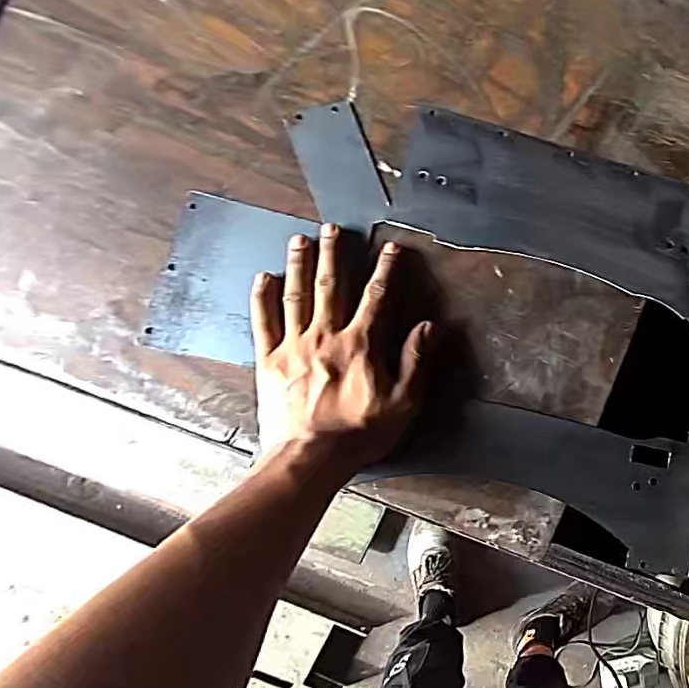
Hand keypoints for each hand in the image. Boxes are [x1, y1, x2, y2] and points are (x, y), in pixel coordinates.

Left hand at [250, 224, 429, 476]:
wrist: (308, 458)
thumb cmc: (354, 436)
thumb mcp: (401, 404)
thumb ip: (414, 362)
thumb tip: (426, 329)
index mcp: (358, 346)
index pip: (376, 298)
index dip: (385, 270)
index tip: (390, 250)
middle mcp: (325, 337)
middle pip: (330, 286)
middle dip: (333, 254)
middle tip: (332, 229)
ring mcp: (293, 347)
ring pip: (296, 295)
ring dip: (298, 265)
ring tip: (299, 240)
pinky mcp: (269, 361)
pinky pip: (263, 321)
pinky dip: (262, 297)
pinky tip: (262, 278)